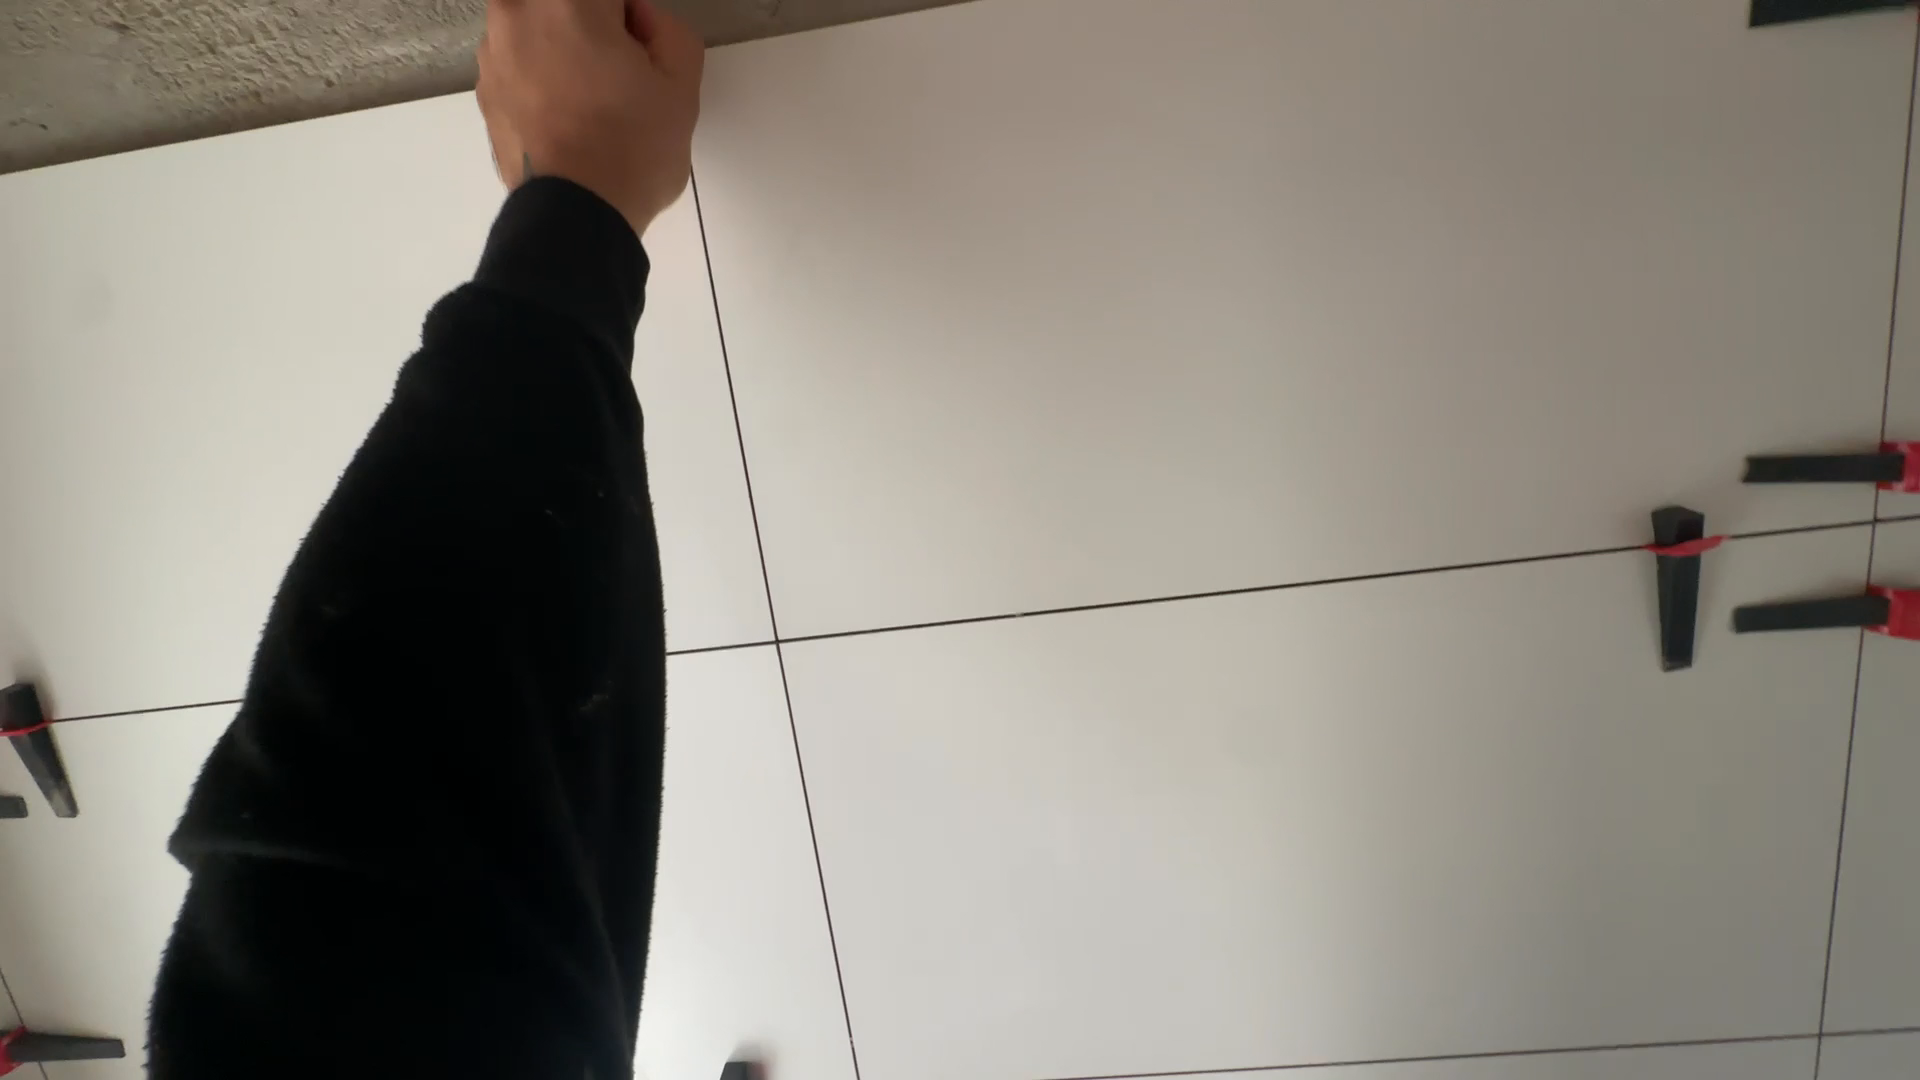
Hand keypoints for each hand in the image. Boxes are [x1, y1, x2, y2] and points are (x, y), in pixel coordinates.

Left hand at [477, 0, 704, 236]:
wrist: (577, 216)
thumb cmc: (634, 151)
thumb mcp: (682, 91)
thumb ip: (670, 34)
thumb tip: (641, 24)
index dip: (635, 25)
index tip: (643, 61)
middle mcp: (518, 9)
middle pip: (568, 10)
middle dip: (596, 37)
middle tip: (619, 87)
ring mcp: (493, 51)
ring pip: (541, 36)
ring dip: (567, 60)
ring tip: (593, 116)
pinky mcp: (485, 92)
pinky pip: (522, 72)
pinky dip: (545, 90)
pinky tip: (570, 131)